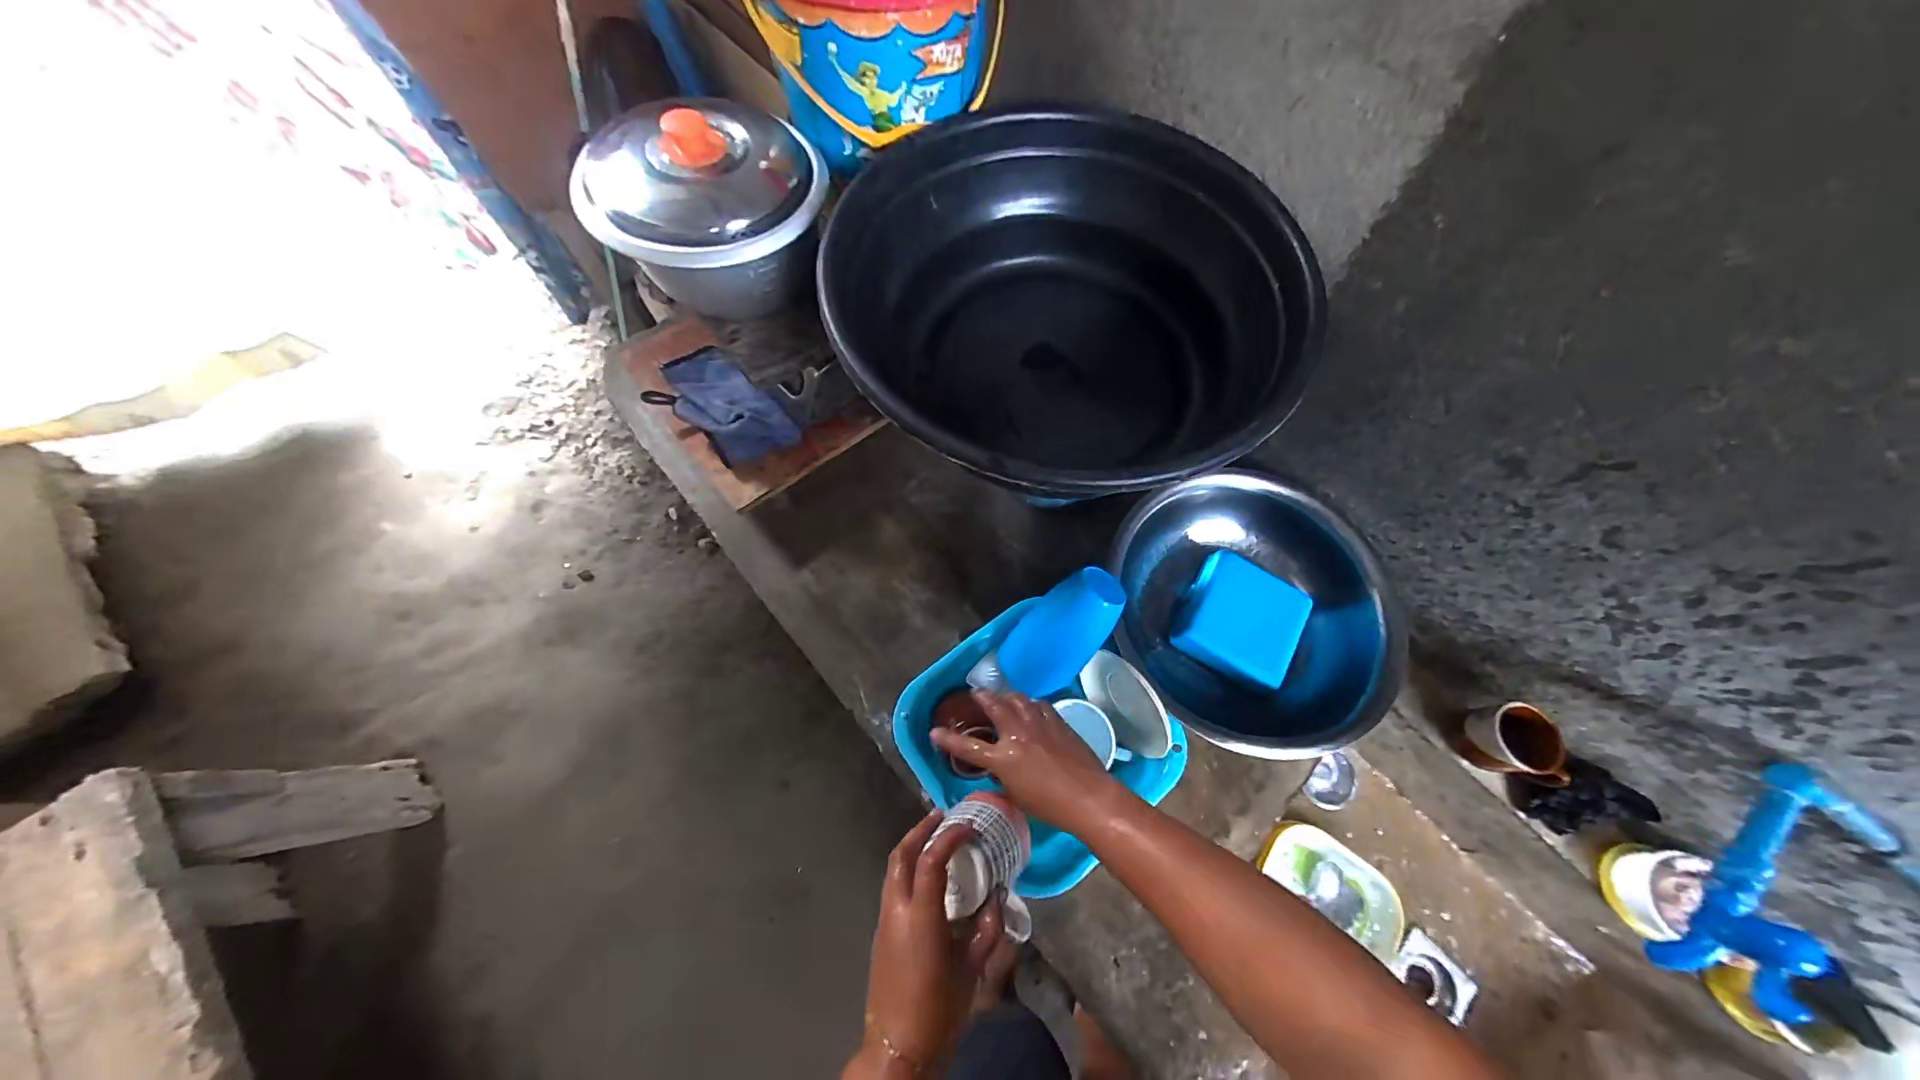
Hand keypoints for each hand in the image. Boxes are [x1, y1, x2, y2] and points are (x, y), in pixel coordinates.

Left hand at [855, 811, 1005, 1074]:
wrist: (897, 1048)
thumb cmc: (938, 1010)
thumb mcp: (972, 970)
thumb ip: (987, 930)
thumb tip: (998, 897)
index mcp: (920, 916)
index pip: (931, 860)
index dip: (949, 837)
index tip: (969, 827)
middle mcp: (896, 910)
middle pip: (901, 854)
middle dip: (920, 830)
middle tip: (942, 817)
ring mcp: (884, 920)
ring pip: (893, 869)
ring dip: (912, 848)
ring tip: (936, 840)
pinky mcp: (881, 933)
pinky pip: (893, 887)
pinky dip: (908, 869)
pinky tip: (928, 877)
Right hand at [930, 691, 1130, 834]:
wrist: (1089, 796)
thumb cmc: (1050, 806)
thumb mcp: (1016, 795)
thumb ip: (1002, 776)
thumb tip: (999, 766)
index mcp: (1003, 758)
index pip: (967, 746)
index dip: (948, 739)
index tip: (934, 731)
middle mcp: (1017, 734)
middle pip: (993, 705)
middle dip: (981, 697)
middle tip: (975, 694)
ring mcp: (1038, 723)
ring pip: (1017, 699)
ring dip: (1006, 696)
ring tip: (1002, 697)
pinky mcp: (1057, 720)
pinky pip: (1038, 704)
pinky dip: (1029, 704)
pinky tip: (1030, 708)